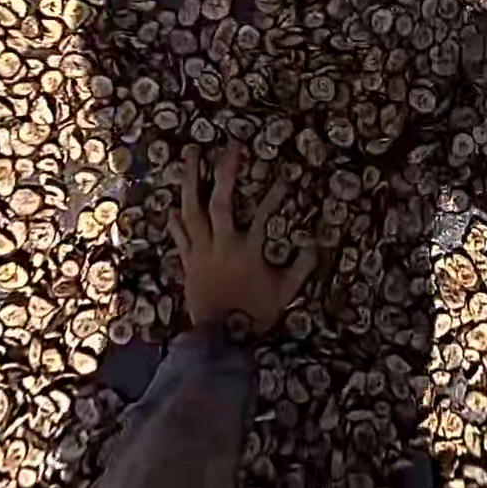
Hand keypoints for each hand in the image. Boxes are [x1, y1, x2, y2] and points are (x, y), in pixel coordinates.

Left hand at [168, 142, 317, 334]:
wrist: (221, 340)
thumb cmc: (255, 314)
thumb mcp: (284, 292)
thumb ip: (300, 267)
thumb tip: (314, 243)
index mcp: (247, 250)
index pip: (265, 214)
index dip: (275, 193)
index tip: (285, 175)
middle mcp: (222, 244)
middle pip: (220, 202)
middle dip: (225, 172)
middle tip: (230, 146)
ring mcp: (201, 251)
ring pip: (192, 210)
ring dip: (190, 180)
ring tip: (190, 154)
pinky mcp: (187, 261)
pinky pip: (179, 235)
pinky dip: (175, 219)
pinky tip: (172, 205)